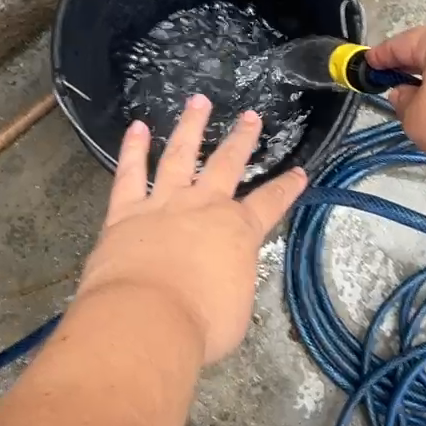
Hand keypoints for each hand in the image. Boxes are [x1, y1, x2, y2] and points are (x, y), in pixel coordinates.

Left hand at [75, 95, 307, 364]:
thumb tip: (224, 279)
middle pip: (227, 164)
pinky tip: (136, 128)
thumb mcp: (236, 311)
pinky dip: (133, 149)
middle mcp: (204, 207)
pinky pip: (130, 173)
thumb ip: (233, 283)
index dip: (287, 187)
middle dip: (242, 138)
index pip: (271, 203)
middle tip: (251, 116)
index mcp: (238, 231)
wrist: (146, 320)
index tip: (299, 172)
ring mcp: (164, 204)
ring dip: (190, 126)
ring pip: (180, 155)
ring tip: (197, 101)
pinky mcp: (125, 211)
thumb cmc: (200, 324)